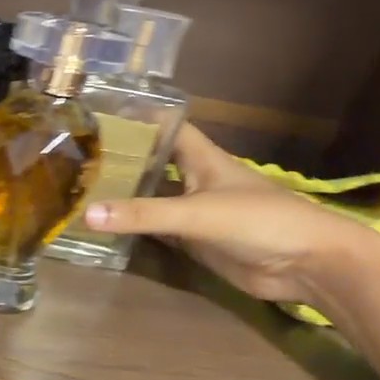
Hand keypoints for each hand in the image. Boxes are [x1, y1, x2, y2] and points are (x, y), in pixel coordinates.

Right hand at [80, 125, 375, 305]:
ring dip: (125, 197)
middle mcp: (196, 181)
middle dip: (121, 160)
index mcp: (203, 159)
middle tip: (76, 160)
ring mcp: (195, 213)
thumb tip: (86, 214)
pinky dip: (134, 231)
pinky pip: (157, 232)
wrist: (304, 263)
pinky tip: (106, 230)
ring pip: (153, 199)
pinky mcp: (195, 242)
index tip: (100, 116)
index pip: (168, 128)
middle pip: (154, 164)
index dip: (139, 118)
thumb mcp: (197, 213)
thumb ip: (143, 215)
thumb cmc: (259, 221)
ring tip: (79, 192)